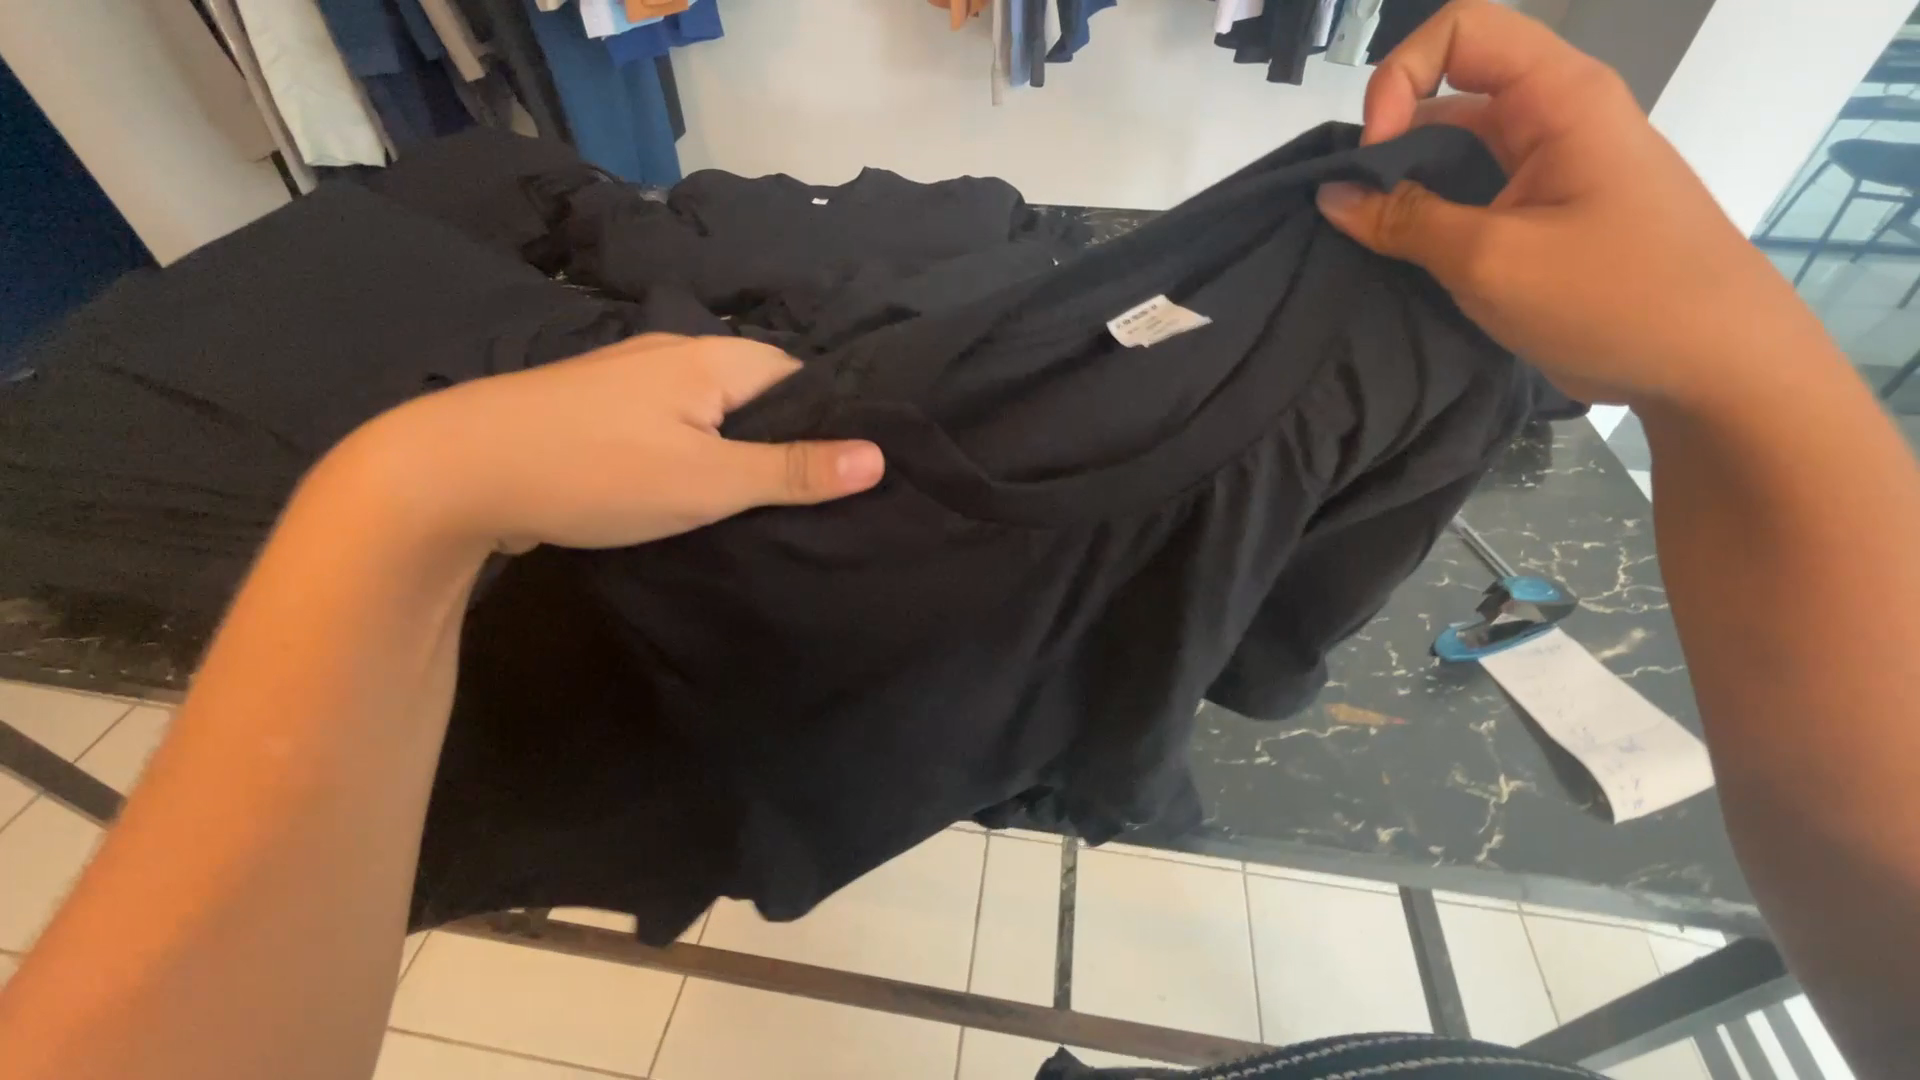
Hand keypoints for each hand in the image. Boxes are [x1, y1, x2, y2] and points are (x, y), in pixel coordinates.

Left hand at [351, 334, 883, 553]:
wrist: (451, 474)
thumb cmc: (596, 472)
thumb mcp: (708, 481)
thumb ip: (792, 470)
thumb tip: (878, 456)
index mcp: (708, 359)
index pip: (795, 374)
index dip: (826, 415)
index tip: (844, 466)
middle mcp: (669, 354)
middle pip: (751, 390)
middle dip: (780, 436)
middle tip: (805, 493)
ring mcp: (625, 380)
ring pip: (705, 410)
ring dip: (731, 448)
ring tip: (752, 498)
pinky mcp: (593, 411)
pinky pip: (666, 425)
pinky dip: (688, 453)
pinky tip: (686, 490)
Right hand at [1313, 0, 1823, 408]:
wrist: (1708, 364)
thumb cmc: (1611, 297)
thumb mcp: (1491, 258)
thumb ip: (1404, 221)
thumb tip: (1331, 195)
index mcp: (1557, 98)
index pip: (1461, 32)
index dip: (1400, 79)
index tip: (1376, 155)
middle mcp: (1550, 119)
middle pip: (1445, 97)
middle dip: (1386, 147)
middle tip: (1353, 217)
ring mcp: (1543, 172)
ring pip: (1449, 156)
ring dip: (1399, 192)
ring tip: (1364, 246)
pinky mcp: (1536, 219)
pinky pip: (1464, 200)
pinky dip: (1422, 223)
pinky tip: (1396, 262)